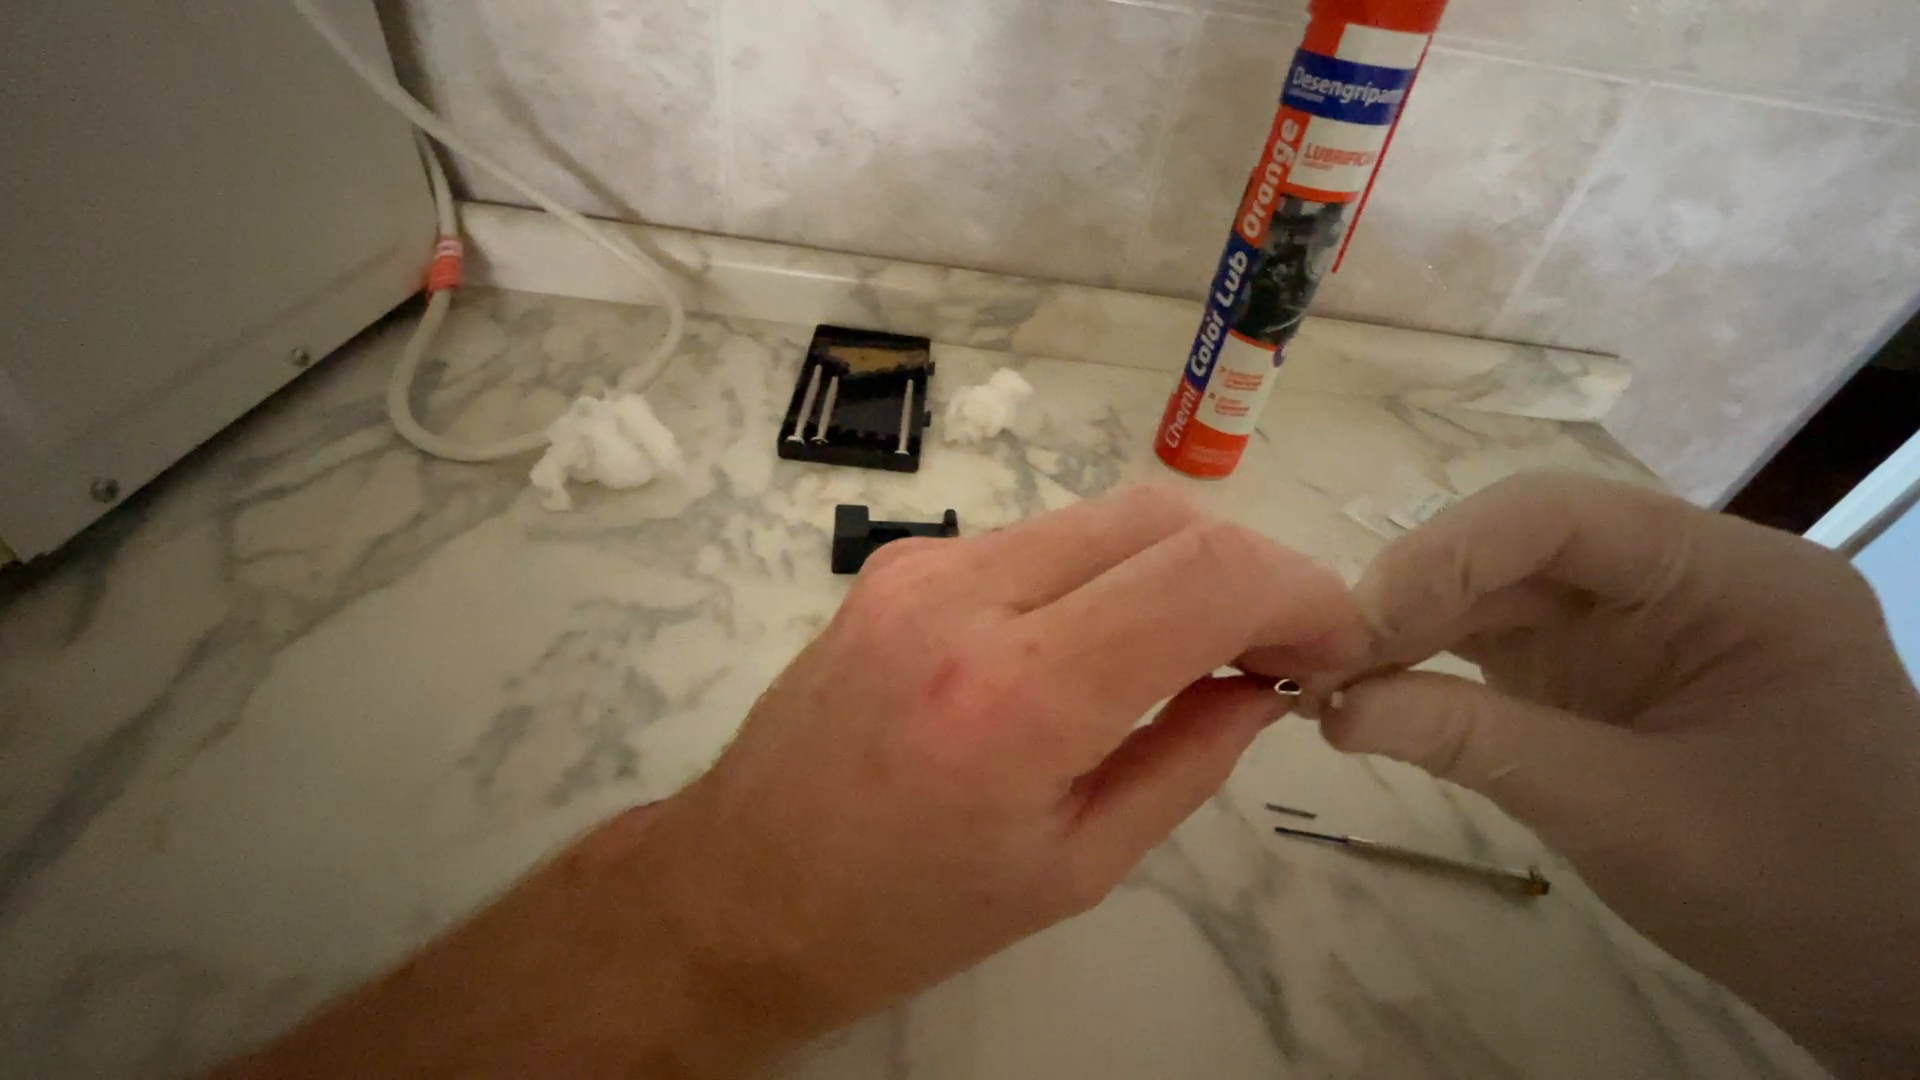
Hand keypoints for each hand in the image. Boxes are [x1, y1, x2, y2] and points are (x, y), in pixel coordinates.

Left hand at [214, 486, 1362, 1079]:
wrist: (743, 882)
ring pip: (1099, 517)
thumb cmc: (908, 911)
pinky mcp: (897, 559)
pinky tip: (1098, 635)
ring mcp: (921, 564)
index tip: (1332, 639)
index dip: (1298, 591)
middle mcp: (963, 598)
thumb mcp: (1077, 865)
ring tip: (1194, 642)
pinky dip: (1100, 571)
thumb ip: (1189, 758)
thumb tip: (1265, 683)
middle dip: (1244, 566)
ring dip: (1171, 566)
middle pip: (1158, 516)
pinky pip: (1036, 540)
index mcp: (1015, 697)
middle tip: (1275, 641)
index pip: (1202, 577)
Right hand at [1294, 471, 1919, 1077]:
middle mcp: (1668, 573)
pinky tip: (1368, 689)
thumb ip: (1473, 744)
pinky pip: (1479, 635)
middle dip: (1406, 595)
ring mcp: (1619, 615)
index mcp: (1728, 578)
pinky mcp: (1578, 659)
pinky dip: (1416, 660)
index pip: (1556, 516)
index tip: (1355, 630)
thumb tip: (1328, 708)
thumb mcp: (1627, 814)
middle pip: (1504, 544)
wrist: (1880, 968)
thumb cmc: (1797, 889)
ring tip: (1327, 678)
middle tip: (1321, 660)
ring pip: (1479, 586)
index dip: (1440, 557)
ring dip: (1398, 627)